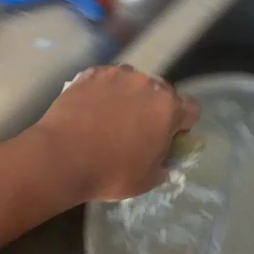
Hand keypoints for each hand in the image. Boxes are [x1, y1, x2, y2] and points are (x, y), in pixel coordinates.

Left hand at [29, 65, 198, 201]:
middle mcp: (147, 84)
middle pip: (162, 91)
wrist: (62, 156)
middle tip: (138, 128)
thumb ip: (163, 168)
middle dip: (156, 107)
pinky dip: (104, 89)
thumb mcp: (146, 181)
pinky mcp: (91, 73)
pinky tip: (92, 106)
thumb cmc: (110, 173)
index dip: (183, 124)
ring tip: (111, 114)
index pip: (191, 109)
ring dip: (130, 94)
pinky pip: (106, 78)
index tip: (169, 137)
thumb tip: (167, 164)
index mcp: (168, 109)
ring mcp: (117, 75)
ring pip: (133, 81)